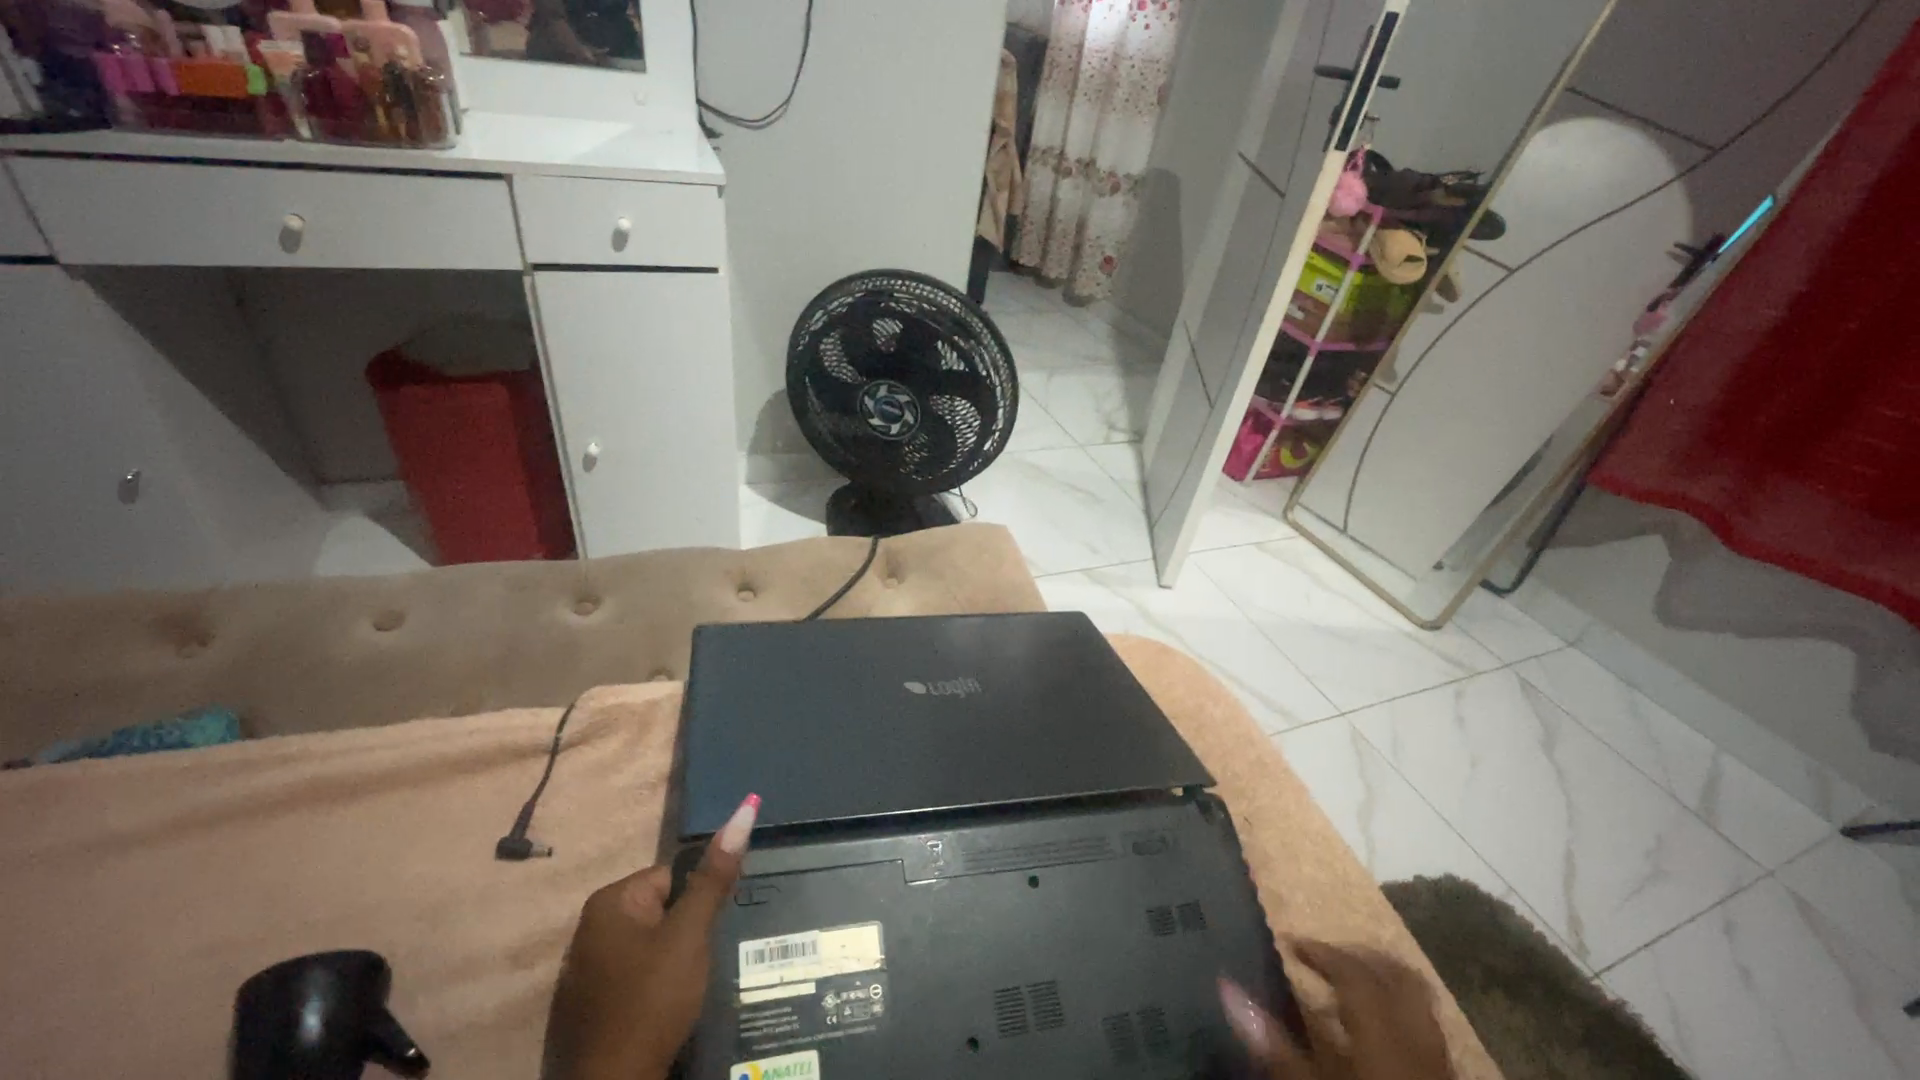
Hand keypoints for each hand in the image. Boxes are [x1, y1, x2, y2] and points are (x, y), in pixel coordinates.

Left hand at [543, 794, 760, 1079]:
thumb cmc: (652, 999)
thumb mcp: (691, 935)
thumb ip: (715, 877)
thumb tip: (745, 808)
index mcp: (610, 902)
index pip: (671, 878)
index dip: (697, 904)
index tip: (705, 936)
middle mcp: (587, 928)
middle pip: (658, 912)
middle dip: (683, 935)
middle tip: (697, 966)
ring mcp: (581, 971)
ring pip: (645, 949)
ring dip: (667, 964)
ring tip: (682, 992)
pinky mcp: (584, 1008)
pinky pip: (629, 980)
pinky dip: (648, 992)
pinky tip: (659, 1013)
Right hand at [1219, 938, 1453, 1079]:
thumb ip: (1273, 1045)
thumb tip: (1227, 989)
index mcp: (1384, 1034)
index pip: (1355, 973)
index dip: (1322, 953)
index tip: (1290, 944)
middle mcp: (1418, 1037)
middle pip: (1399, 977)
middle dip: (1361, 958)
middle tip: (1323, 957)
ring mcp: (1439, 1064)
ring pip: (1418, 1003)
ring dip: (1383, 985)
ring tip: (1345, 991)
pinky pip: (1424, 1031)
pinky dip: (1396, 1016)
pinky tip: (1372, 1038)